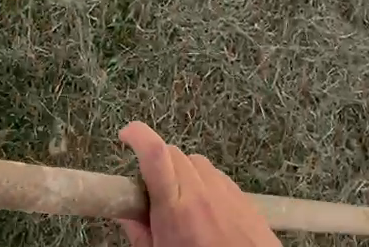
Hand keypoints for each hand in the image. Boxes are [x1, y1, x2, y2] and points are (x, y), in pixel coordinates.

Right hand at [117, 122, 280, 246]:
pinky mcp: (243, 197)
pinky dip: (204, 183)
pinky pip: (216, 176)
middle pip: (173, 153)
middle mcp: (201, 193)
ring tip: (181, 202)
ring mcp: (225, 192)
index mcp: (176, 210)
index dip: (138, 135)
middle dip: (157, 162)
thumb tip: (125, 213)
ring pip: (195, 161)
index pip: (156, 154)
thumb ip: (140, 234)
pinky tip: (204, 210)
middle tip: (153, 189)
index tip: (125, 135)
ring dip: (183, 172)